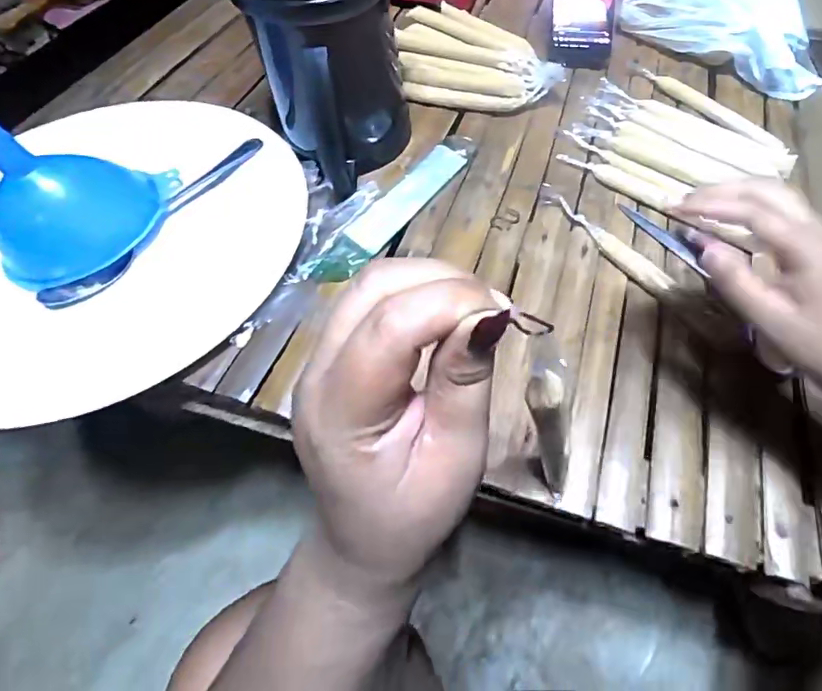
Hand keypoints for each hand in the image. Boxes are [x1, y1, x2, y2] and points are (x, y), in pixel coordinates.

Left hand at [291, 259, 508, 597]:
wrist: (362, 543)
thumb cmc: (414, 513)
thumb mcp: (457, 458)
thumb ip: (466, 381)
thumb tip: (489, 314)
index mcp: (341, 410)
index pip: (390, 324)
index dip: (453, 303)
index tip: (504, 315)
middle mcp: (318, 370)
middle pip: (376, 286)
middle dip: (445, 282)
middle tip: (494, 309)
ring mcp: (319, 355)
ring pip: (375, 280)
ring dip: (433, 278)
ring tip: (477, 308)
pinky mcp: (335, 347)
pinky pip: (375, 294)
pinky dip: (420, 287)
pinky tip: (450, 311)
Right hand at [676, 180, 821, 395]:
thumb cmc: (816, 345)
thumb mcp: (770, 321)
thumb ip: (737, 282)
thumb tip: (704, 246)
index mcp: (806, 246)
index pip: (753, 210)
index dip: (713, 205)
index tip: (678, 209)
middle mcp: (815, 227)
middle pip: (765, 190)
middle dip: (722, 190)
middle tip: (684, 202)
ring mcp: (819, 230)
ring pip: (775, 191)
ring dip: (737, 190)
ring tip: (702, 201)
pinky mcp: (817, 238)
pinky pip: (781, 204)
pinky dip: (751, 200)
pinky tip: (732, 213)